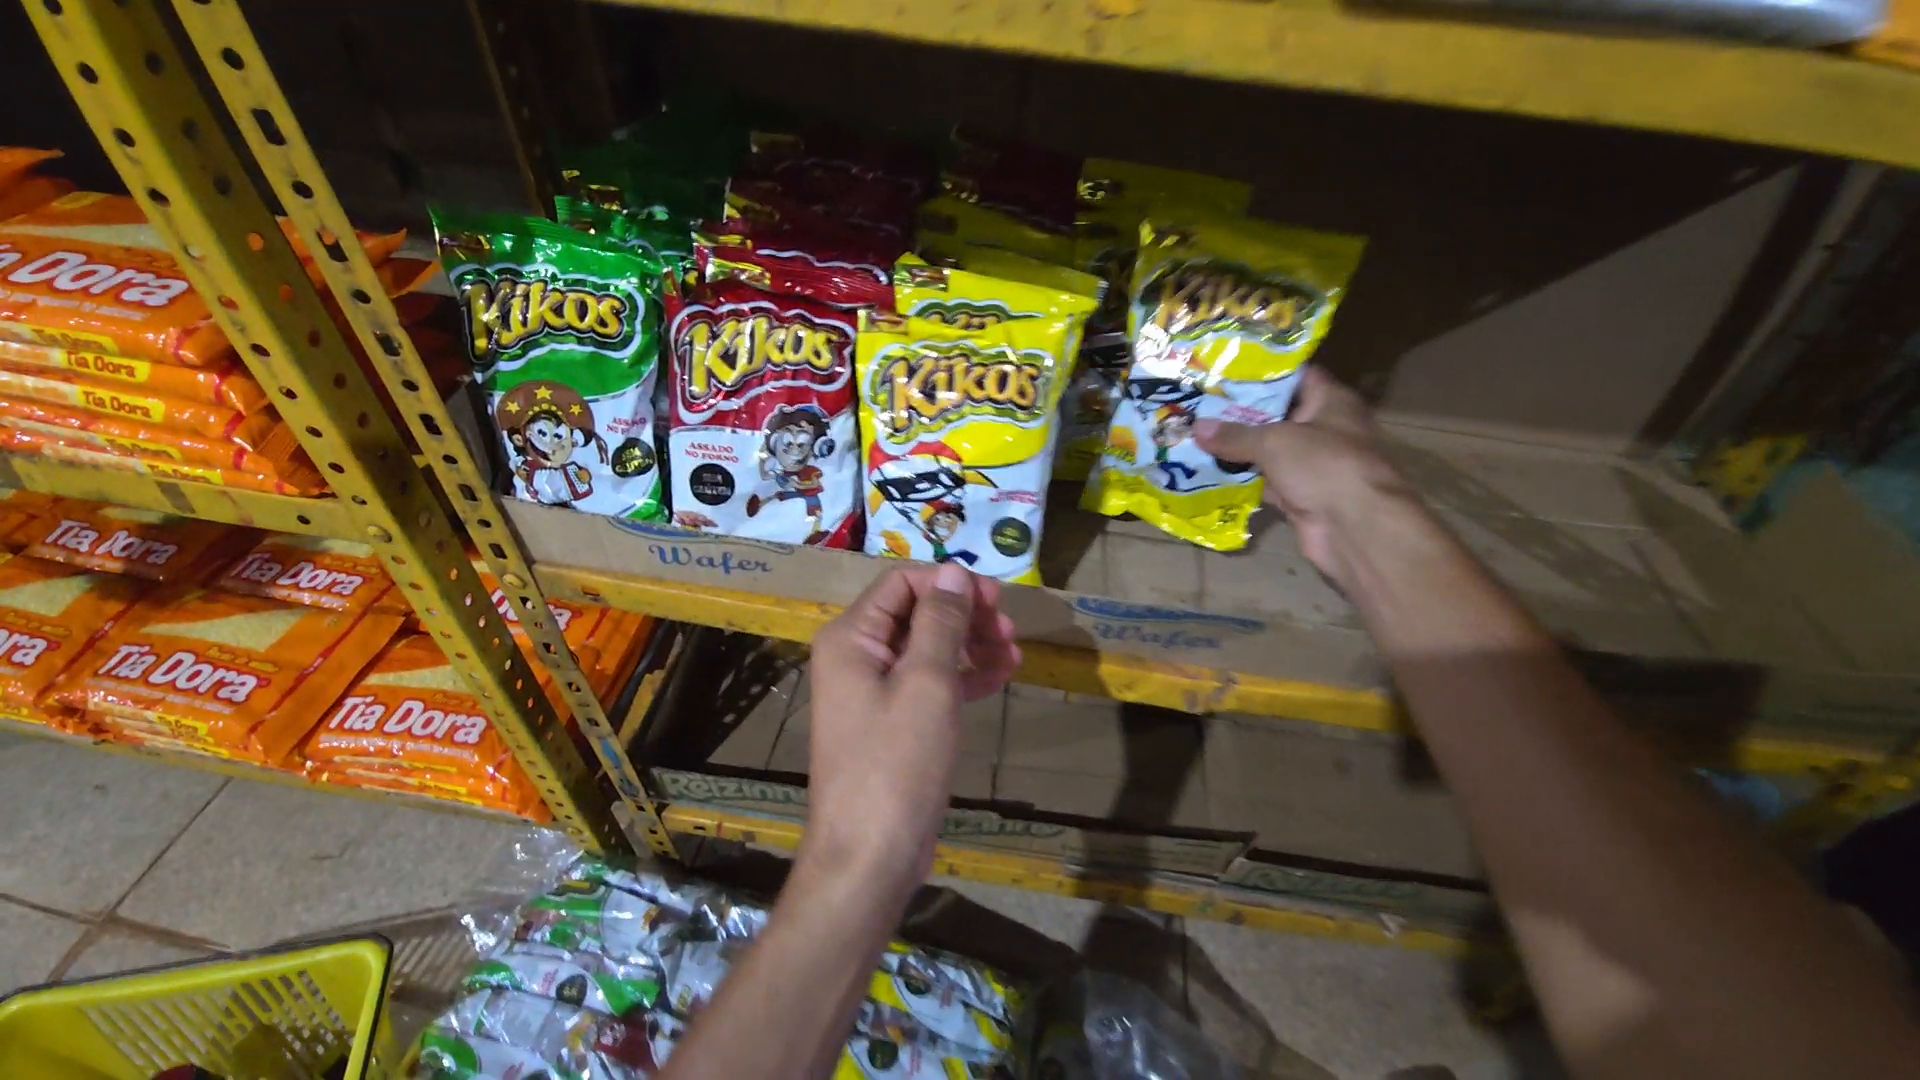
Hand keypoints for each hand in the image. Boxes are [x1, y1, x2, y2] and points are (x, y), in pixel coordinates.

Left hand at [804, 563, 1021, 888]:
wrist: (870, 855)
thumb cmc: (896, 762)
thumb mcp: (927, 683)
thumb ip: (941, 621)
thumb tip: (954, 569)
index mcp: (850, 638)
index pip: (901, 583)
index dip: (949, 583)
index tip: (996, 598)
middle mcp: (856, 657)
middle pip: (916, 613)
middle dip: (965, 615)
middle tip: (1010, 629)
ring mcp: (873, 692)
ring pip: (928, 649)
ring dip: (971, 645)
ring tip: (1014, 654)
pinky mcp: (893, 723)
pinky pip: (930, 684)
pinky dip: (963, 677)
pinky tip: (1001, 676)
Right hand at [1194, 368, 1411, 584]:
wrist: (1356, 528)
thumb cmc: (1324, 466)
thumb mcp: (1275, 441)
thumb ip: (1235, 435)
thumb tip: (1197, 427)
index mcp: (1331, 402)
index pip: (1296, 375)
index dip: (1262, 371)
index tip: (1225, 369)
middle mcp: (1324, 429)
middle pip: (1277, 414)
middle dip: (1240, 411)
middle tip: (1200, 402)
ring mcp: (1313, 465)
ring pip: (1269, 450)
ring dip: (1238, 448)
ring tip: (1197, 433)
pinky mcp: (1301, 496)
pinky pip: (1266, 481)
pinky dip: (1243, 479)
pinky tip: (1209, 471)